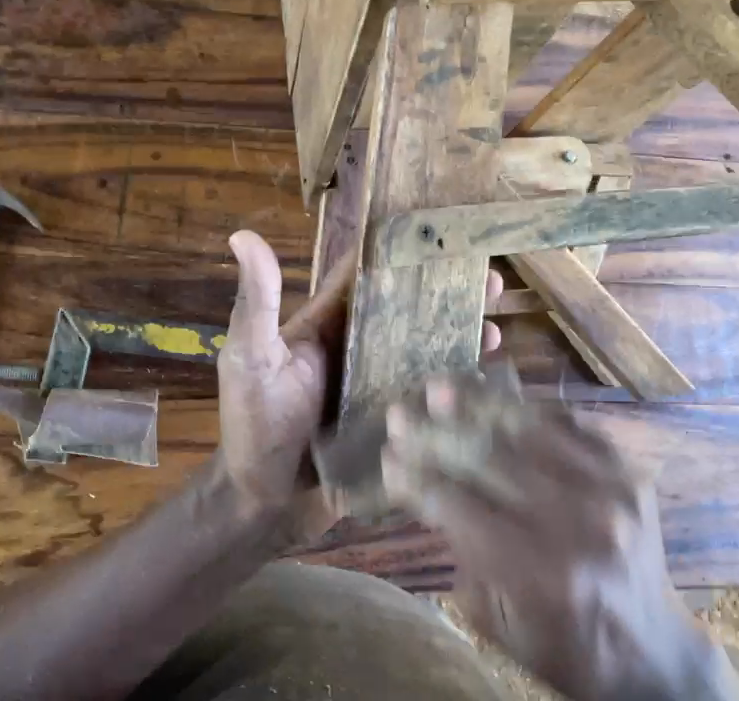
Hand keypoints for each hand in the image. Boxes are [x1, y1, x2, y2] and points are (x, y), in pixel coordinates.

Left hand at [217, 231, 503, 537]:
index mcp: (326, 325)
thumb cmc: (253, 427)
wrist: (264, 506)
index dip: (400, 251)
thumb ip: (258, 303)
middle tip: (491, 282)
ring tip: (496, 331)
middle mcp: (357, 350)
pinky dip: (457, 389)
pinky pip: (430, 400)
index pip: (366, 276)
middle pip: (409, 311)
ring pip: (427, 353)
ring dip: (460, 338)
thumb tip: (242, 235)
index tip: (442, 232)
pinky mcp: (393, 426)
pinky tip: (488, 385)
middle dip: (447, 294)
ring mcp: (378, 389)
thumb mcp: (252, 360)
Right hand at [381, 378, 738, 700]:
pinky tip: (492, 398)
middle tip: (398, 413)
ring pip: (526, 428)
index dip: (417, 477)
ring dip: (474, 404)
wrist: (654, 655)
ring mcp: (611, 489)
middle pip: (488, 458)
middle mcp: (581, 523)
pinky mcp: (628, 471)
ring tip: (438, 386)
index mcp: (543, 574)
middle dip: (434, 434)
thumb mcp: (499, 620)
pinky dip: (524, 410)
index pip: (460, 506)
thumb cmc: (564, 647)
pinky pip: (567, 423)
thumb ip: (464, 550)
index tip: (387, 458)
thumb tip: (425, 482)